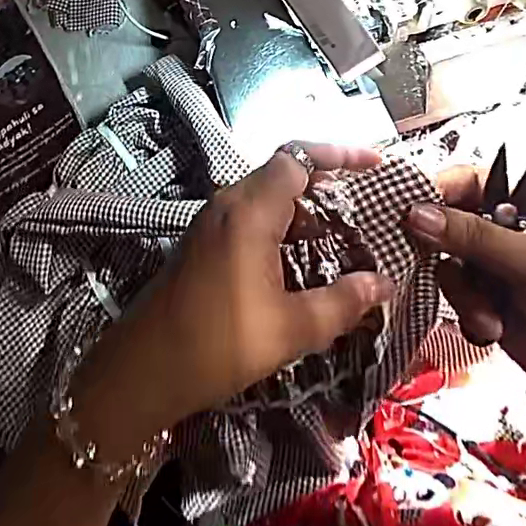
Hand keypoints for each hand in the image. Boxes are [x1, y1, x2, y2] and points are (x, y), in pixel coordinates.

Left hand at [71, 143, 393, 456]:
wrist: (142, 370)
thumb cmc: (217, 345)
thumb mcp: (289, 329)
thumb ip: (342, 303)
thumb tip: (384, 286)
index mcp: (248, 212)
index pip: (297, 158)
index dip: (338, 155)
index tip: (374, 163)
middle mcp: (228, 203)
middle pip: (283, 171)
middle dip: (325, 182)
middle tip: (362, 205)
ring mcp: (212, 219)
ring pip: (266, 194)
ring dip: (303, 206)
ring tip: (339, 234)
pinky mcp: (204, 238)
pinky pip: (250, 213)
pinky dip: (281, 222)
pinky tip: (300, 255)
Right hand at [404, 167, 525, 402]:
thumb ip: (476, 236)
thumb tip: (417, 214)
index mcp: (521, 204)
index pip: (465, 180)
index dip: (434, 192)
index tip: (408, 212)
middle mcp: (502, 229)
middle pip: (445, 220)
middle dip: (441, 249)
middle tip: (436, 264)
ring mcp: (492, 265)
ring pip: (444, 261)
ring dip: (461, 291)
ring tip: (489, 314)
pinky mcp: (484, 299)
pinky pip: (452, 294)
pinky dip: (465, 312)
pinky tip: (492, 328)